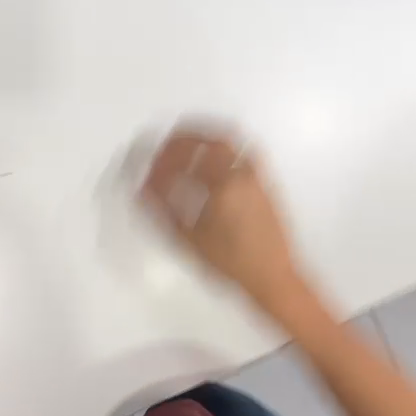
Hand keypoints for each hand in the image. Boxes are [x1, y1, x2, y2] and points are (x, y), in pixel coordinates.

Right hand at [139, 125, 306, 313]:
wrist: (273, 277)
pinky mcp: (265, 185)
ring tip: (187, 145)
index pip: (186, 159)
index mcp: (222, 186)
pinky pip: (245, 154)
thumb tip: (142, 189)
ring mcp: (257, 178)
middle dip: (183, 138)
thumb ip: (163, 210)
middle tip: (166, 144)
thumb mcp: (189, 240)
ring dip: (205, 137)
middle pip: (209, 140)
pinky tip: (215, 160)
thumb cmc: (232, 264)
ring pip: (230, 143)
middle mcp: (242, 175)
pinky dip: (226, 148)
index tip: (150, 159)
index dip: (163, 156)